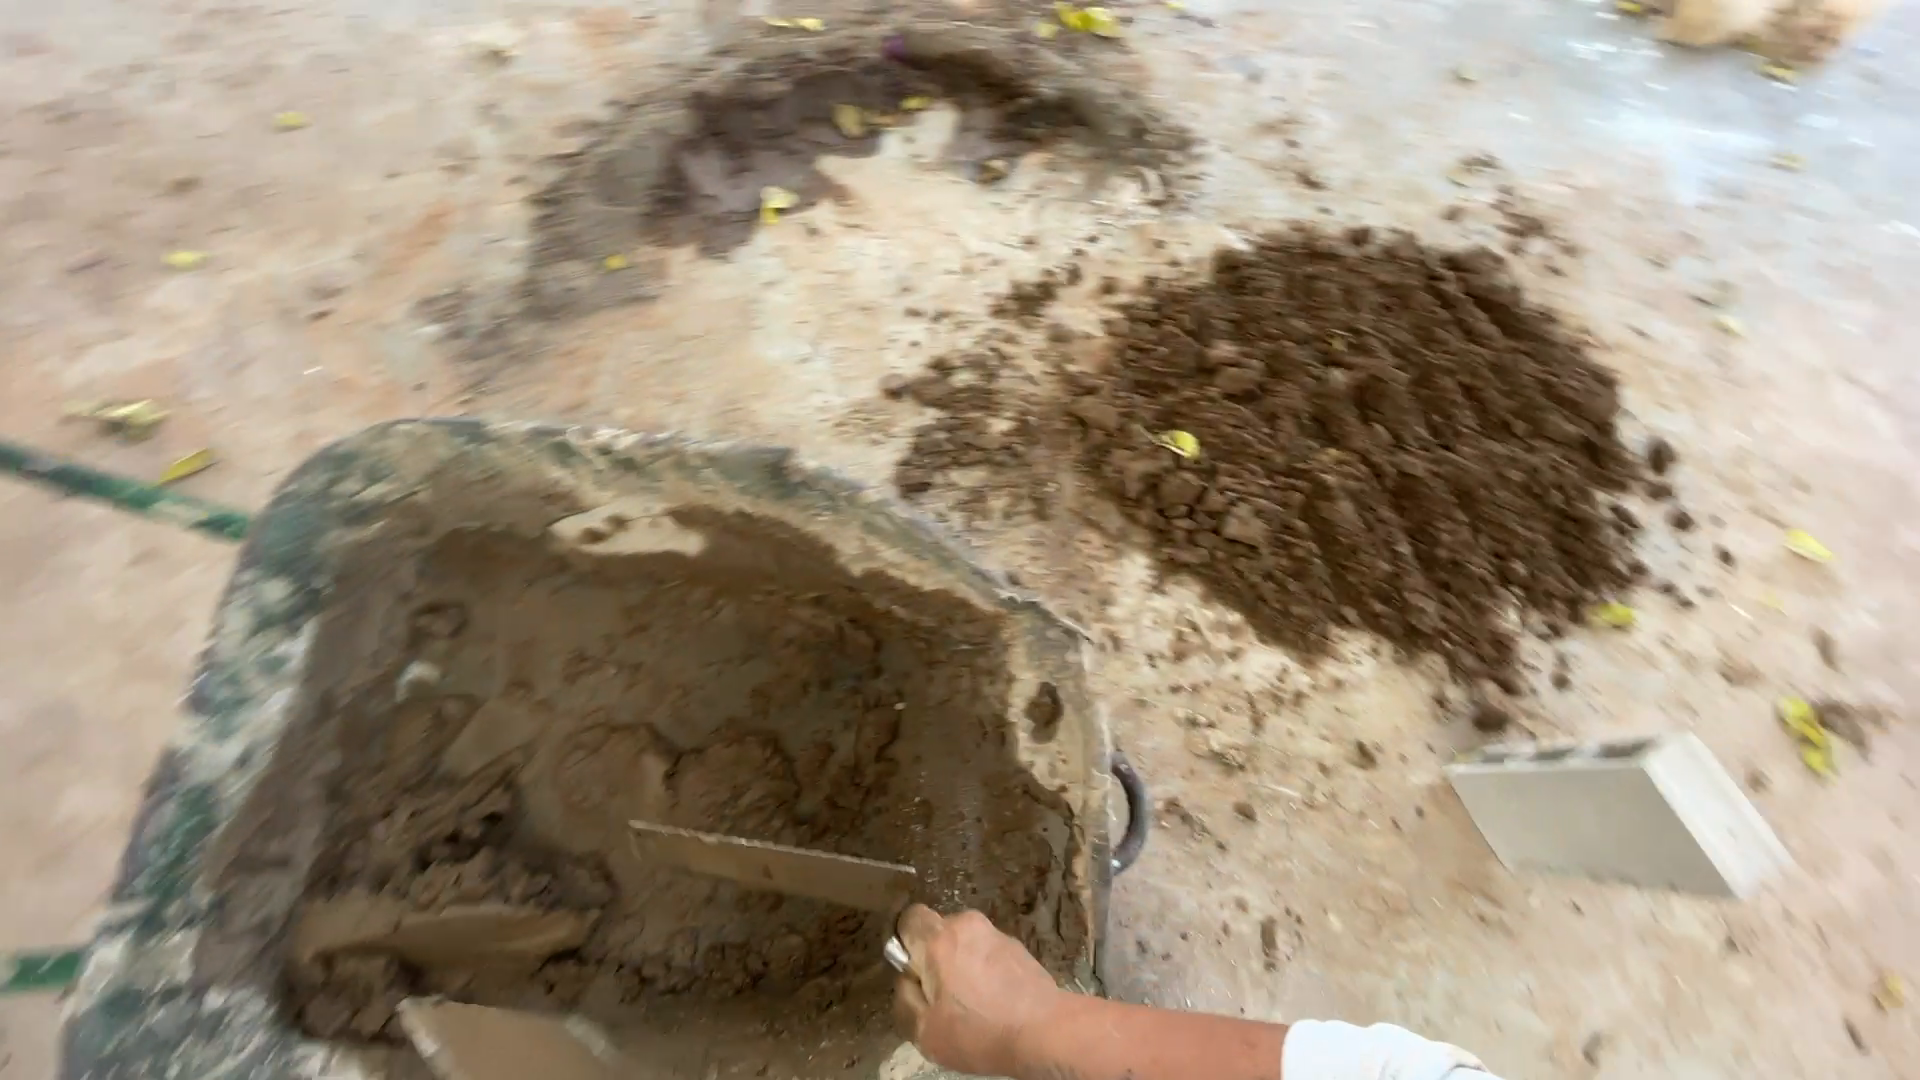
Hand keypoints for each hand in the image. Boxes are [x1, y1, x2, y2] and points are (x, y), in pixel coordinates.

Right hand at [892, 905, 1064, 1076]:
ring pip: (964, 942)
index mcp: (938, 939)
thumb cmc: (979, 1031)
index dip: (906, 943)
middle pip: (938, 932)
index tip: (915, 973)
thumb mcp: (924, 1031)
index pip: (909, 918)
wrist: (1044, 1030)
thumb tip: (907, 979)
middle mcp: (966, 924)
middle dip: (936, 958)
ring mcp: (994, 932)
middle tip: (945, 997)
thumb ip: (904, 999)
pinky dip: (985, 969)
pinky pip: (987, 951)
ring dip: (962, 964)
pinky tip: (995, 1000)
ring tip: (974, 1003)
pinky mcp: (1016, 945)